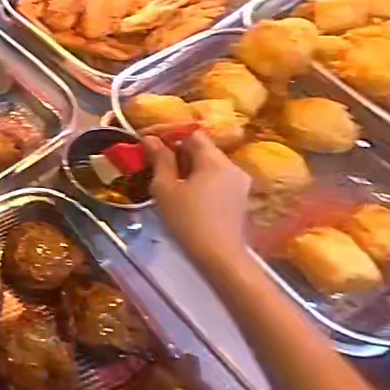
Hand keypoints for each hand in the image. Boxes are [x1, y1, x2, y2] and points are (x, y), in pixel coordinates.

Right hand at [145, 132, 250, 265]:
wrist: (218, 255)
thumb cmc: (186, 219)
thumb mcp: (165, 188)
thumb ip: (160, 160)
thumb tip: (150, 138)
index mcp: (214, 161)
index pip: (192, 134)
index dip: (170, 136)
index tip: (151, 147)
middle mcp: (232, 166)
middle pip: (203, 148)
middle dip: (179, 153)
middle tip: (156, 166)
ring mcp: (239, 182)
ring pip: (210, 164)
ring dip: (189, 167)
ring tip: (169, 182)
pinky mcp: (239, 196)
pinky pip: (217, 177)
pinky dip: (200, 179)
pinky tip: (186, 195)